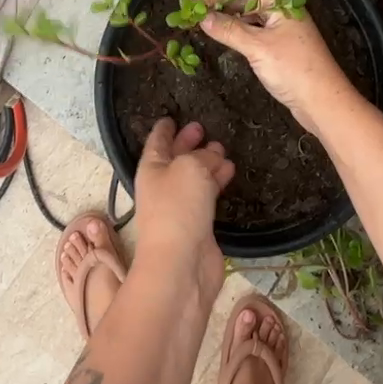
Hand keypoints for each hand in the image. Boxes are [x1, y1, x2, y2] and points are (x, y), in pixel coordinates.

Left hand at [134, 118, 233, 296]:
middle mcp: (163, 185)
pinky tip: (230, 173)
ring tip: (223, 150)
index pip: (157, 141)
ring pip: (194, 177)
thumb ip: (203, 156)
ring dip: (207, 163)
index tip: (171, 117)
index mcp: (152, 168)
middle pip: (176, 158)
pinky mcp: (198, 225)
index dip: (164, 129)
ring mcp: (180, 207)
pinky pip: (208, 196)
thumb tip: (214, 156)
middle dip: (188, 144)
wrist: (180, 266)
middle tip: (203, 129)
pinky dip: (218, 182)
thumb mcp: (190, 168)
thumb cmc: (177, 208)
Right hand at [200, 0, 355, 134]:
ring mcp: (286, 34)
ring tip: (209, 26)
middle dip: (227, 7)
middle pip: (251, 4)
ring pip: (255, 21)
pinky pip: (259, 36)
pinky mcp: (284, 51)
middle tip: (200, 13)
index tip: (201, 0)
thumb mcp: (257, 47)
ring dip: (234, 22)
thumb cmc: (292, 69)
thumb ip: (229, 30)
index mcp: (283, 6)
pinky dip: (243, 36)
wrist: (322, 102)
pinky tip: (229, 41)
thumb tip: (203, 17)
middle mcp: (286, 15)